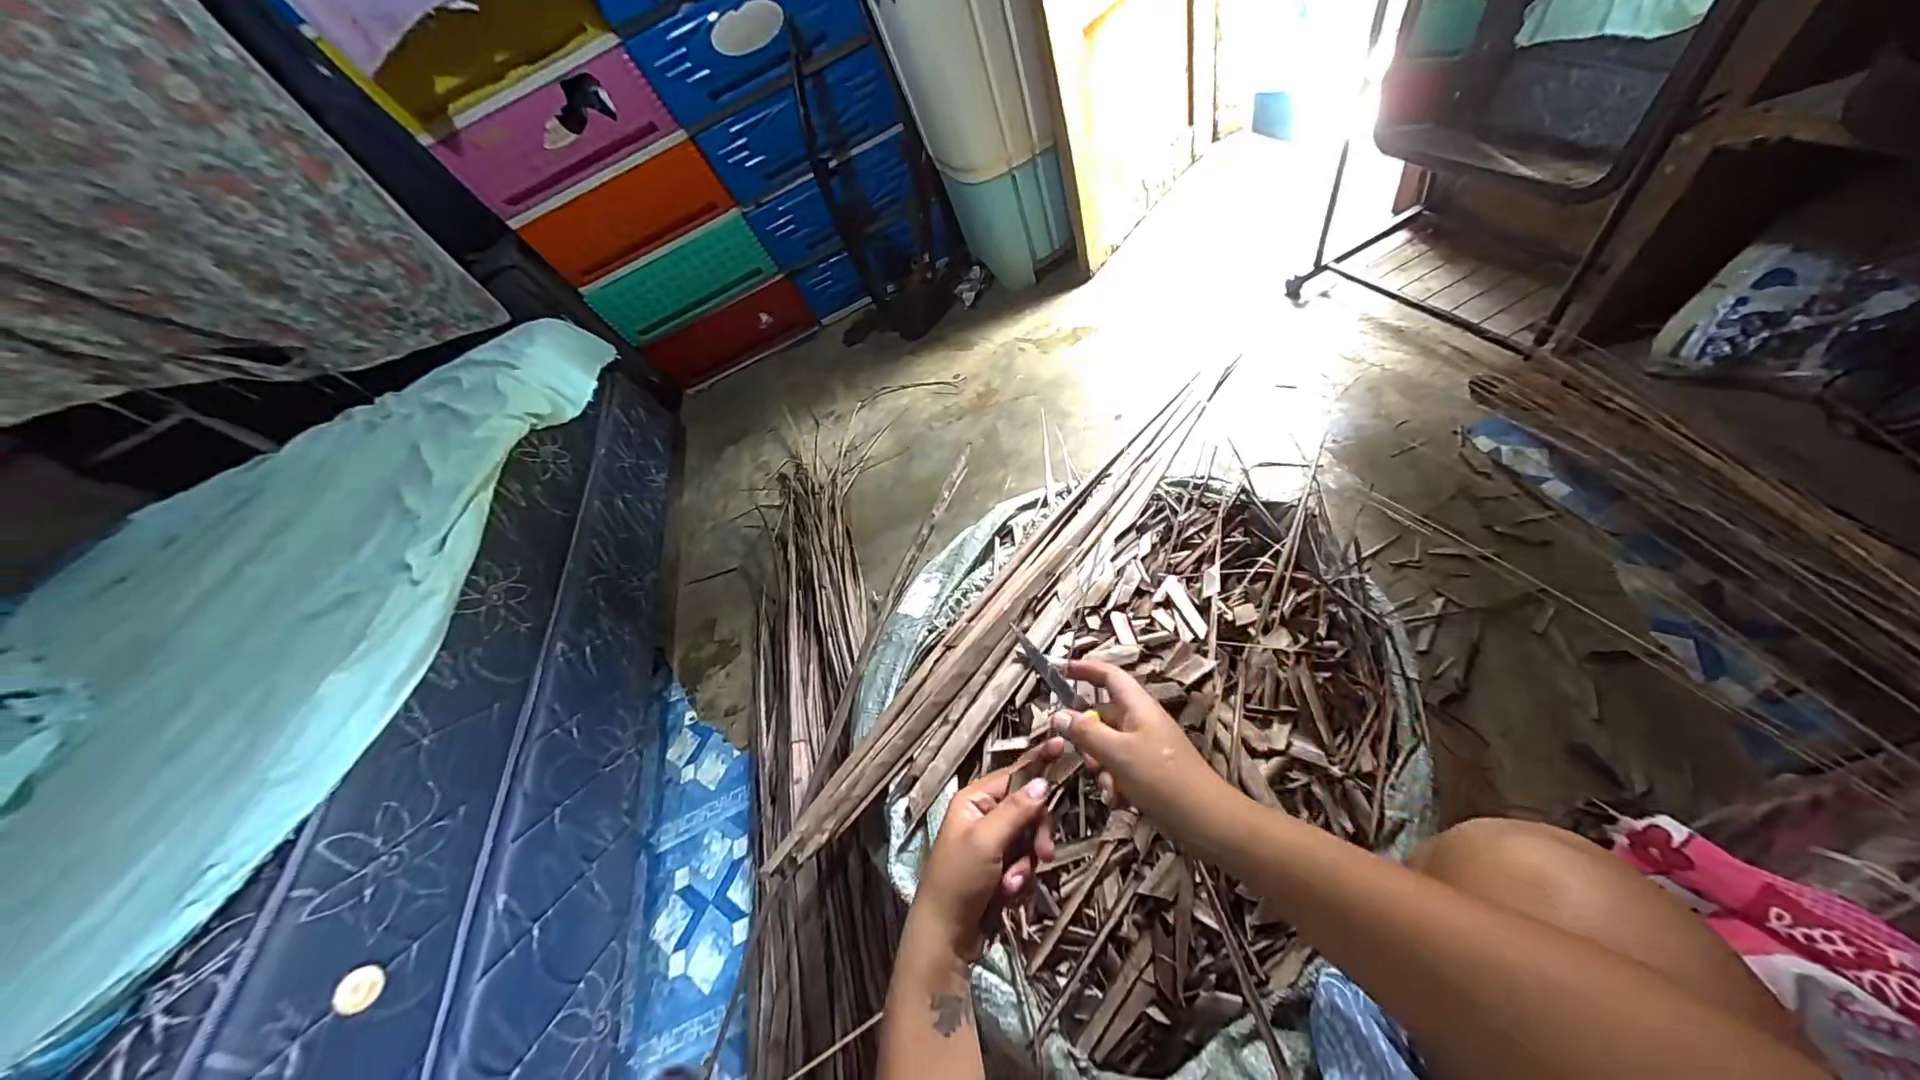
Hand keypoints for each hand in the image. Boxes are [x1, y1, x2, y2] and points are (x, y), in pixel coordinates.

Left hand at [911, 738, 1063, 960]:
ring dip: (1026, 865)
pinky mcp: (1000, 868)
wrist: (946, 938)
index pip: (1013, 774)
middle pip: (1029, 809)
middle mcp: (983, 816)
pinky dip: (1021, 880)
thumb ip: (1016, 810)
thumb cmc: (959, 881)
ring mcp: (992, 843)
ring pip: (1030, 840)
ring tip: (1010, 886)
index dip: (1038, 762)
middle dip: (1035, 835)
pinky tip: (1006, 896)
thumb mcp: (986, 841)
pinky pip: (1026, 864)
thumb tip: (1042, 781)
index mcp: (973, 800)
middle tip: (1043, 855)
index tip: (1062, 746)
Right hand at [1052, 659, 1241, 842]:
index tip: (1061, 671)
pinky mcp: (1150, 771)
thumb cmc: (1161, 778)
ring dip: (1100, 766)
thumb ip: (1085, 732)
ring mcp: (1146, 747)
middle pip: (1103, 715)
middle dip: (1087, 737)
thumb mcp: (1115, 752)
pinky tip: (1119, 801)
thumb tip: (1059, 714)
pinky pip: (1120, 768)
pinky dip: (1114, 782)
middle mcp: (1142, 721)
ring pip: (1108, 746)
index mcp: (1137, 706)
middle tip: (1084, 757)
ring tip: (1109, 788)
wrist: (1206, 820)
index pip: (1109, 675)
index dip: (1085, 669)